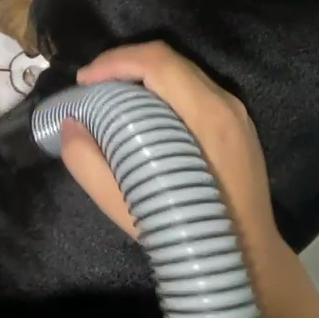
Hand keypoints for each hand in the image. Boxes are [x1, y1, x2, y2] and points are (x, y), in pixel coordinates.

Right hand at [59, 42, 278, 245]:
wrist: (248, 257)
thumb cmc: (186, 233)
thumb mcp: (125, 207)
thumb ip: (90, 165)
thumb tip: (70, 127)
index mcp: (206, 117)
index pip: (158, 62)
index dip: (114, 62)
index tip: (82, 82)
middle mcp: (226, 105)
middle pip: (169, 60)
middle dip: (122, 64)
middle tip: (89, 86)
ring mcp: (235, 114)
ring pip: (182, 72)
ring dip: (140, 75)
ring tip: (109, 96)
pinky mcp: (236, 125)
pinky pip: (193, 90)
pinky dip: (160, 90)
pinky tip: (140, 114)